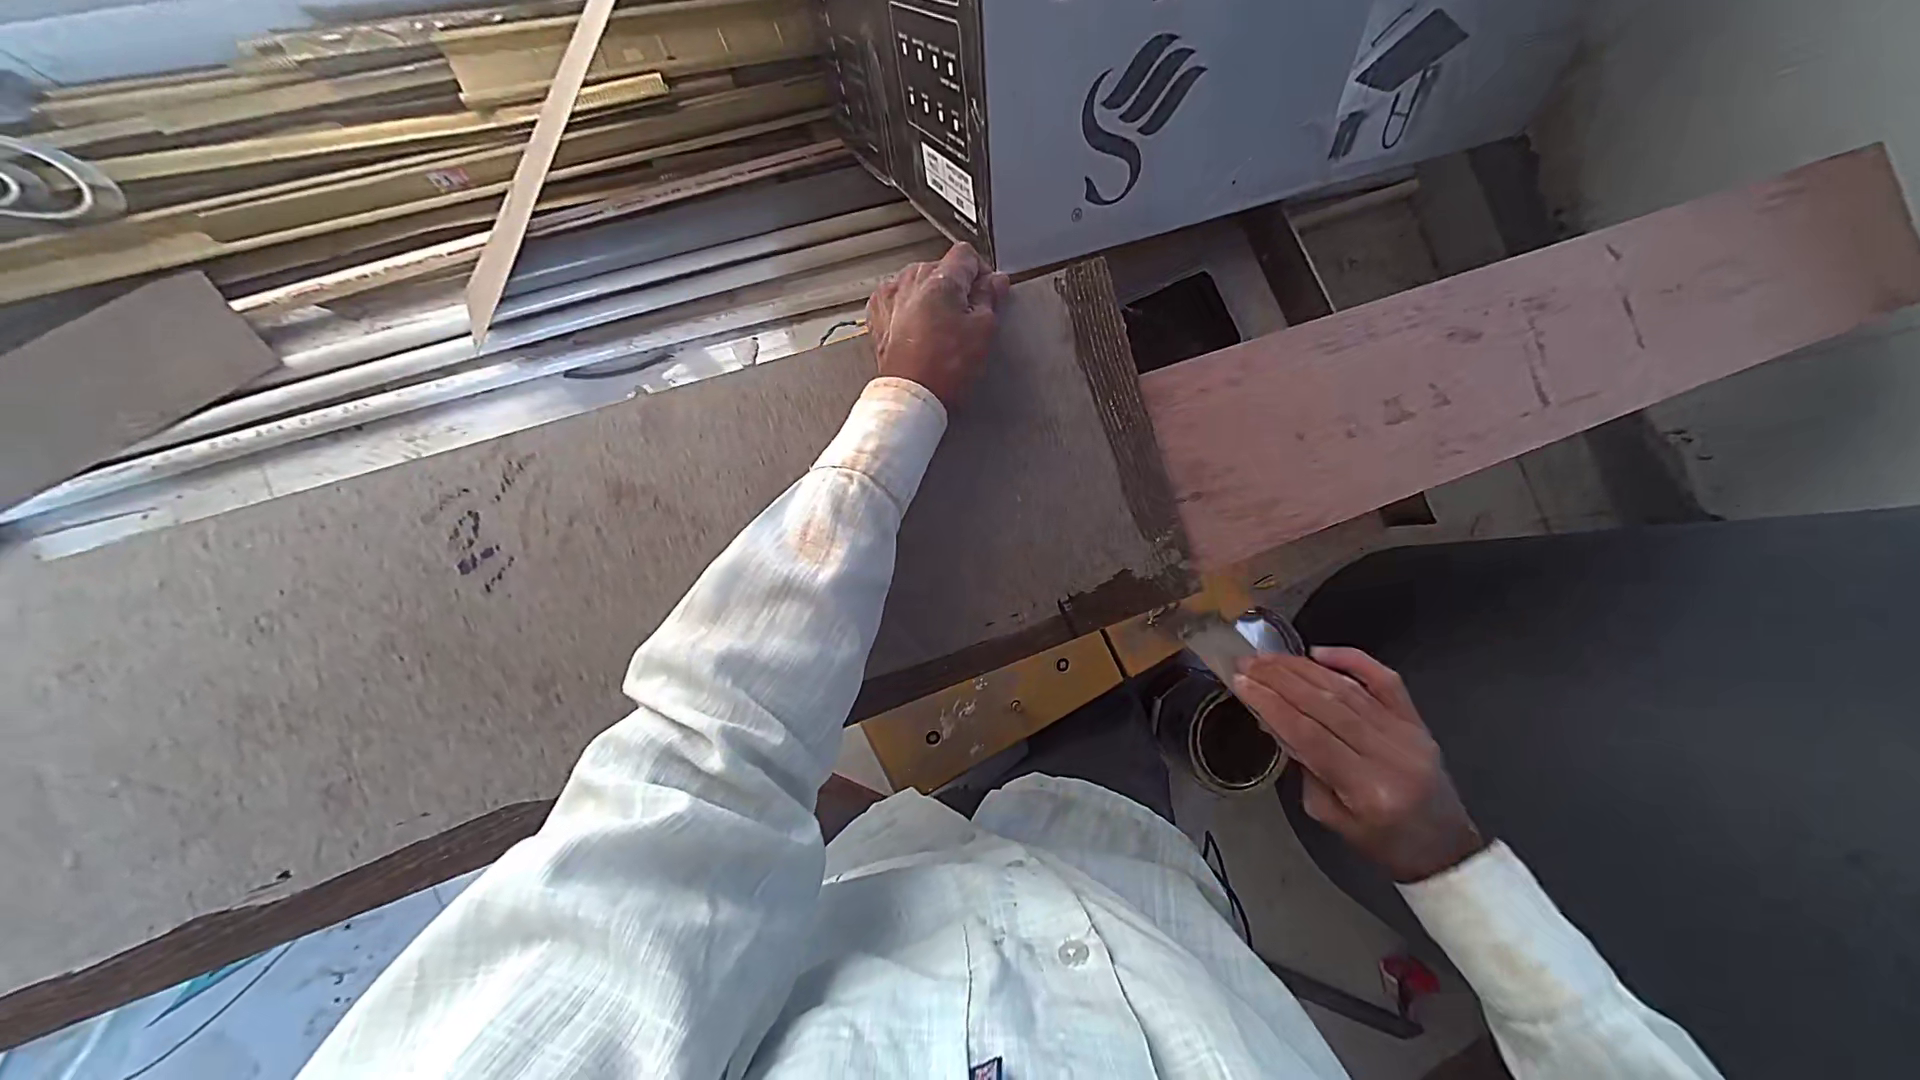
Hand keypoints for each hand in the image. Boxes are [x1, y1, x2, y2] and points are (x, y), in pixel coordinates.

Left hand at [866, 242, 1010, 408]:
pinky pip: (900, 299)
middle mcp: (911, 280)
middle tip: (966, 317)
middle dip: (956, 287)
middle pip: (941, 268)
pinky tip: (920, 331)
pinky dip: (910, 309)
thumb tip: (995, 282)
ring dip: (932, 298)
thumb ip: (990, 297)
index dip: (981, 272)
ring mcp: (891, 295)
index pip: (966, 255)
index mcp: (940, 279)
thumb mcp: (983, 331)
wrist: (912, 394)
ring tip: (941, 328)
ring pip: (919, 283)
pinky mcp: (879, 313)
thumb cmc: (943, 369)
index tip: (986, 290)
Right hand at [1234, 647, 1485, 882]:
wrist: (1444, 851)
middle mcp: (1390, 754)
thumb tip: (1274, 719)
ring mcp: (1408, 733)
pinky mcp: (1417, 721)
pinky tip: (1319, 652)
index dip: (1270, 703)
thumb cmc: (1381, 842)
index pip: (1308, 733)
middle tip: (1248, 662)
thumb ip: (1303, 765)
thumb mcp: (1328, 814)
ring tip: (1268, 657)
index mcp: (1367, 787)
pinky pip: (1385, 680)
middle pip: (1325, 704)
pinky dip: (1352, 660)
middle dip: (1279, 678)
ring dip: (1302, 668)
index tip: (1240, 681)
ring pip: (1347, 689)